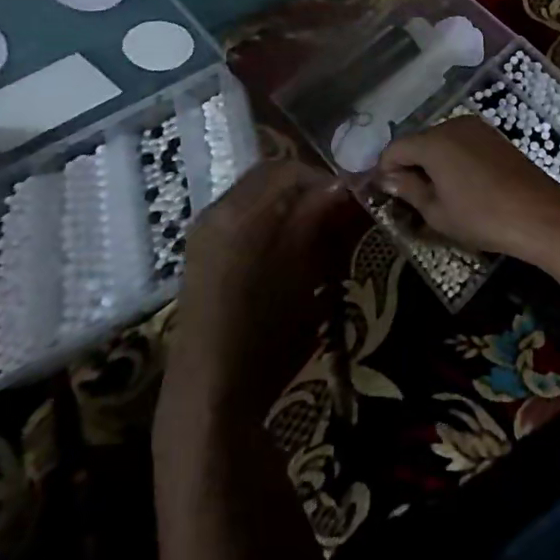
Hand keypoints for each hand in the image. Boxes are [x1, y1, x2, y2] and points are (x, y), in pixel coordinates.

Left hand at [164, 160, 356, 414]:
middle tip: (341, 213)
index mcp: (240, 212)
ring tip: (320, 231)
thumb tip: (354, 185)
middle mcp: (217, 211)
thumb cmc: (269, 334)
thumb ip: (329, 220)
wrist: (214, 389)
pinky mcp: (203, 252)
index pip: (290, 170)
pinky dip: (272, 219)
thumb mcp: (311, 273)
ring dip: (292, 203)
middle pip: (271, 177)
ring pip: (258, 196)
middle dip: (310, 188)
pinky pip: (244, 216)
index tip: (356, 199)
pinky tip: (291, 249)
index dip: (328, 179)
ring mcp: (206, 231)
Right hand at [374, 115, 559, 266]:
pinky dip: (452, 160)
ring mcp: (477, 128)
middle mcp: (453, 125)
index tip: (384, 194)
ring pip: (441, 142)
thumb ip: (408, 190)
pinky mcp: (495, 137)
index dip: (384, 170)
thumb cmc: (482, 217)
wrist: (539, 214)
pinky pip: (462, 144)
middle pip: (418, 141)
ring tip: (434, 194)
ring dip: (431, 163)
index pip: (395, 148)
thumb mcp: (437, 211)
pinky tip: (460, 185)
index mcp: (433, 142)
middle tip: (408, 197)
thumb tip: (388, 179)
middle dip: (408, 166)